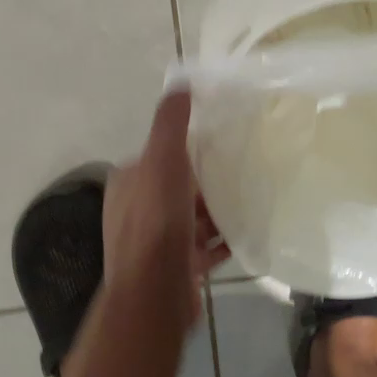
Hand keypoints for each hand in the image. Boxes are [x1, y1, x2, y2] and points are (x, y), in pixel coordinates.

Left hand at [102, 90, 230, 327]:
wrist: (155, 294)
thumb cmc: (157, 222)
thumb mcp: (163, 161)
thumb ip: (170, 124)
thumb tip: (181, 83)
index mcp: (128, 183)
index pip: (159, 156)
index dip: (187, 149)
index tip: (218, 143)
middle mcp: (135, 212)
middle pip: (178, 187)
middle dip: (205, 181)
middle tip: (240, 171)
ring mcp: (154, 244)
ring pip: (191, 218)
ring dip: (216, 212)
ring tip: (248, 200)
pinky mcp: (175, 269)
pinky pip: (203, 248)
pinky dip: (221, 241)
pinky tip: (244, 235)